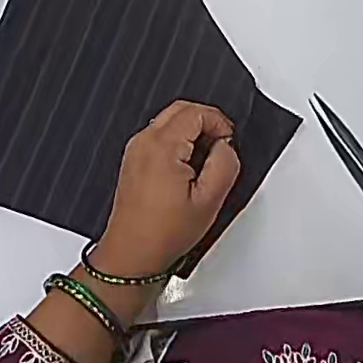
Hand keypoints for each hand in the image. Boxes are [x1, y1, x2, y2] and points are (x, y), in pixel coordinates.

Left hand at [89, 101, 241, 281]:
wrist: (133, 254)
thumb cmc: (163, 233)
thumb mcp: (210, 200)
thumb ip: (226, 163)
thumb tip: (226, 145)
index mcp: (162, 146)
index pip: (196, 112)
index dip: (219, 122)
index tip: (229, 142)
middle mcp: (143, 142)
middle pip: (181, 109)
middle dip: (206, 121)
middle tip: (221, 146)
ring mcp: (135, 150)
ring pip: (170, 120)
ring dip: (192, 131)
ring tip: (204, 162)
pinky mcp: (133, 159)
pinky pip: (160, 136)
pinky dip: (178, 142)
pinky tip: (187, 170)